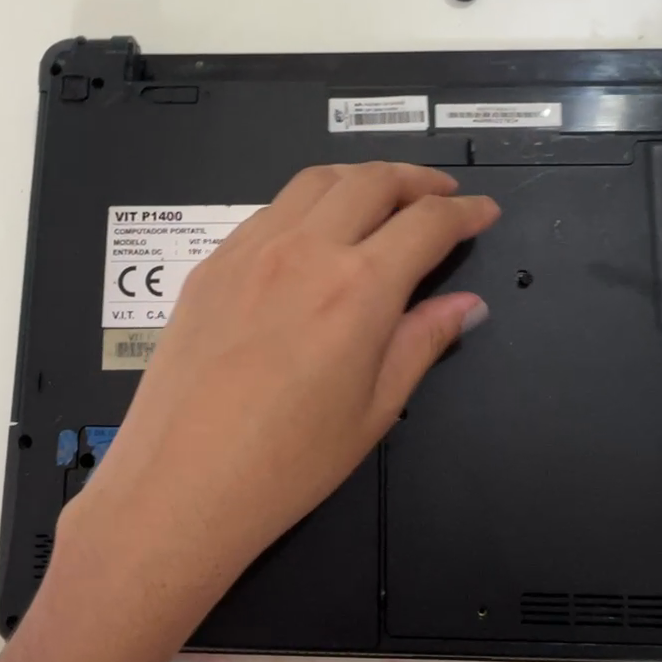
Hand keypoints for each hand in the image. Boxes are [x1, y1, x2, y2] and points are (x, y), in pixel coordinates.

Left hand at [70, 163, 499, 577]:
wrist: (180, 483)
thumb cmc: (285, 463)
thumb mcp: (375, 408)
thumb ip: (423, 341)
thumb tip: (465, 307)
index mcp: (357, 288)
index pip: (426, 223)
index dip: (464, 212)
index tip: (481, 212)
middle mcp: (304, 251)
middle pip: (372, 180)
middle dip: (418, 179)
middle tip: (440, 195)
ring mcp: (250, 251)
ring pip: (316, 181)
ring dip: (360, 178)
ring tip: (382, 196)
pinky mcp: (212, 265)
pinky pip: (269, 210)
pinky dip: (307, 204)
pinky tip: (313, 231)